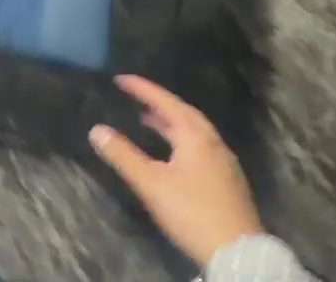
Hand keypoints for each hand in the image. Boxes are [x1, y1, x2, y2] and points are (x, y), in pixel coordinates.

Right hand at [90, 74, 264, 266]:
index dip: (143, 89)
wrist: (239, 257)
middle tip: (136, 97)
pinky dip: (181, 139)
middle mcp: (214, 145)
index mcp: (196, 138)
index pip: (166, 103)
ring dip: (171, 122)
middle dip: (160, 103)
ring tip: (148, 122)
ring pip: (195, 132)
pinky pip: (201, 147)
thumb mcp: (151, 183)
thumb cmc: (192, 212)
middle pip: (185, 114)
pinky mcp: (228, 183)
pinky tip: (171, 153)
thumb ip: (123, 155)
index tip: (120, 79)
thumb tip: (96, 130)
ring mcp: (225, 165)